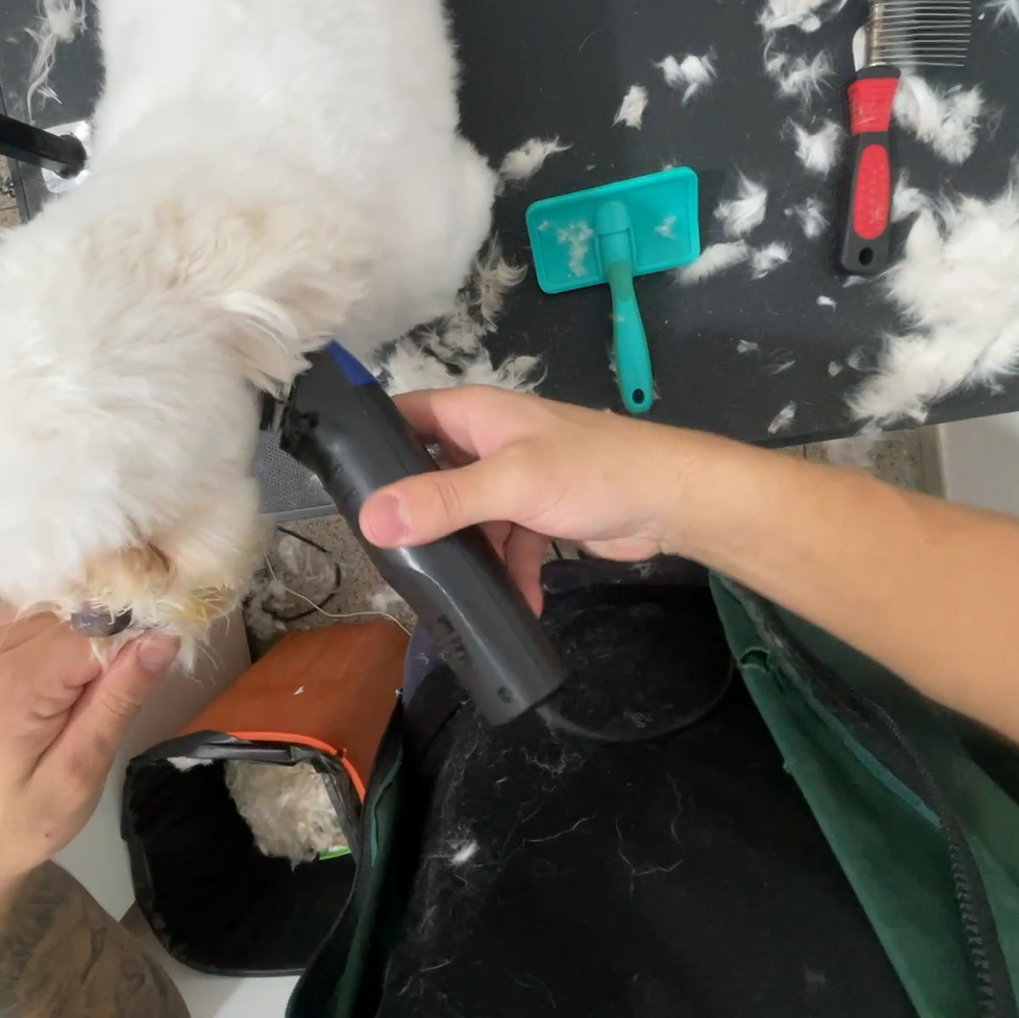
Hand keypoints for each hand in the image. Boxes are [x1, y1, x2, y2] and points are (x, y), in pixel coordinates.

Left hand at [0, 607, 177, 995]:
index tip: (161, 654)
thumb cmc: (16, 828)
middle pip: (71, 610)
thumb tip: (164, 635)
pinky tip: (68, 669)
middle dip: (111, 630)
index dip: (135, 633)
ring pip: (50, 607)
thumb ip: (119, 699)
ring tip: (101, 677)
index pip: (94, 625)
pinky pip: (24, 618)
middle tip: (134, 674)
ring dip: (85, 628)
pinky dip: (56, 630)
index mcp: (8, 684)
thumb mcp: (79, 774)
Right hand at [357, 387, 718, 609]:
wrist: (672, 501)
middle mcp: (485, 441)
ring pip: (466, 517)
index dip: (370, 448)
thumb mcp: (513, 482)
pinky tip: (518, 604)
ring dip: (464, 555)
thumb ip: (445, 499)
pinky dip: (509, 571)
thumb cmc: (592, 471)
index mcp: (471, 415)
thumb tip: (371, 521)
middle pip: (428, 476)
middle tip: (391, 558)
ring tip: (448, 597)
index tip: (346, 494)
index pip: (401, 419)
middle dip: (415, 516)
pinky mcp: (535, 513)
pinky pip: (505, 543)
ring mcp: (510, 479)